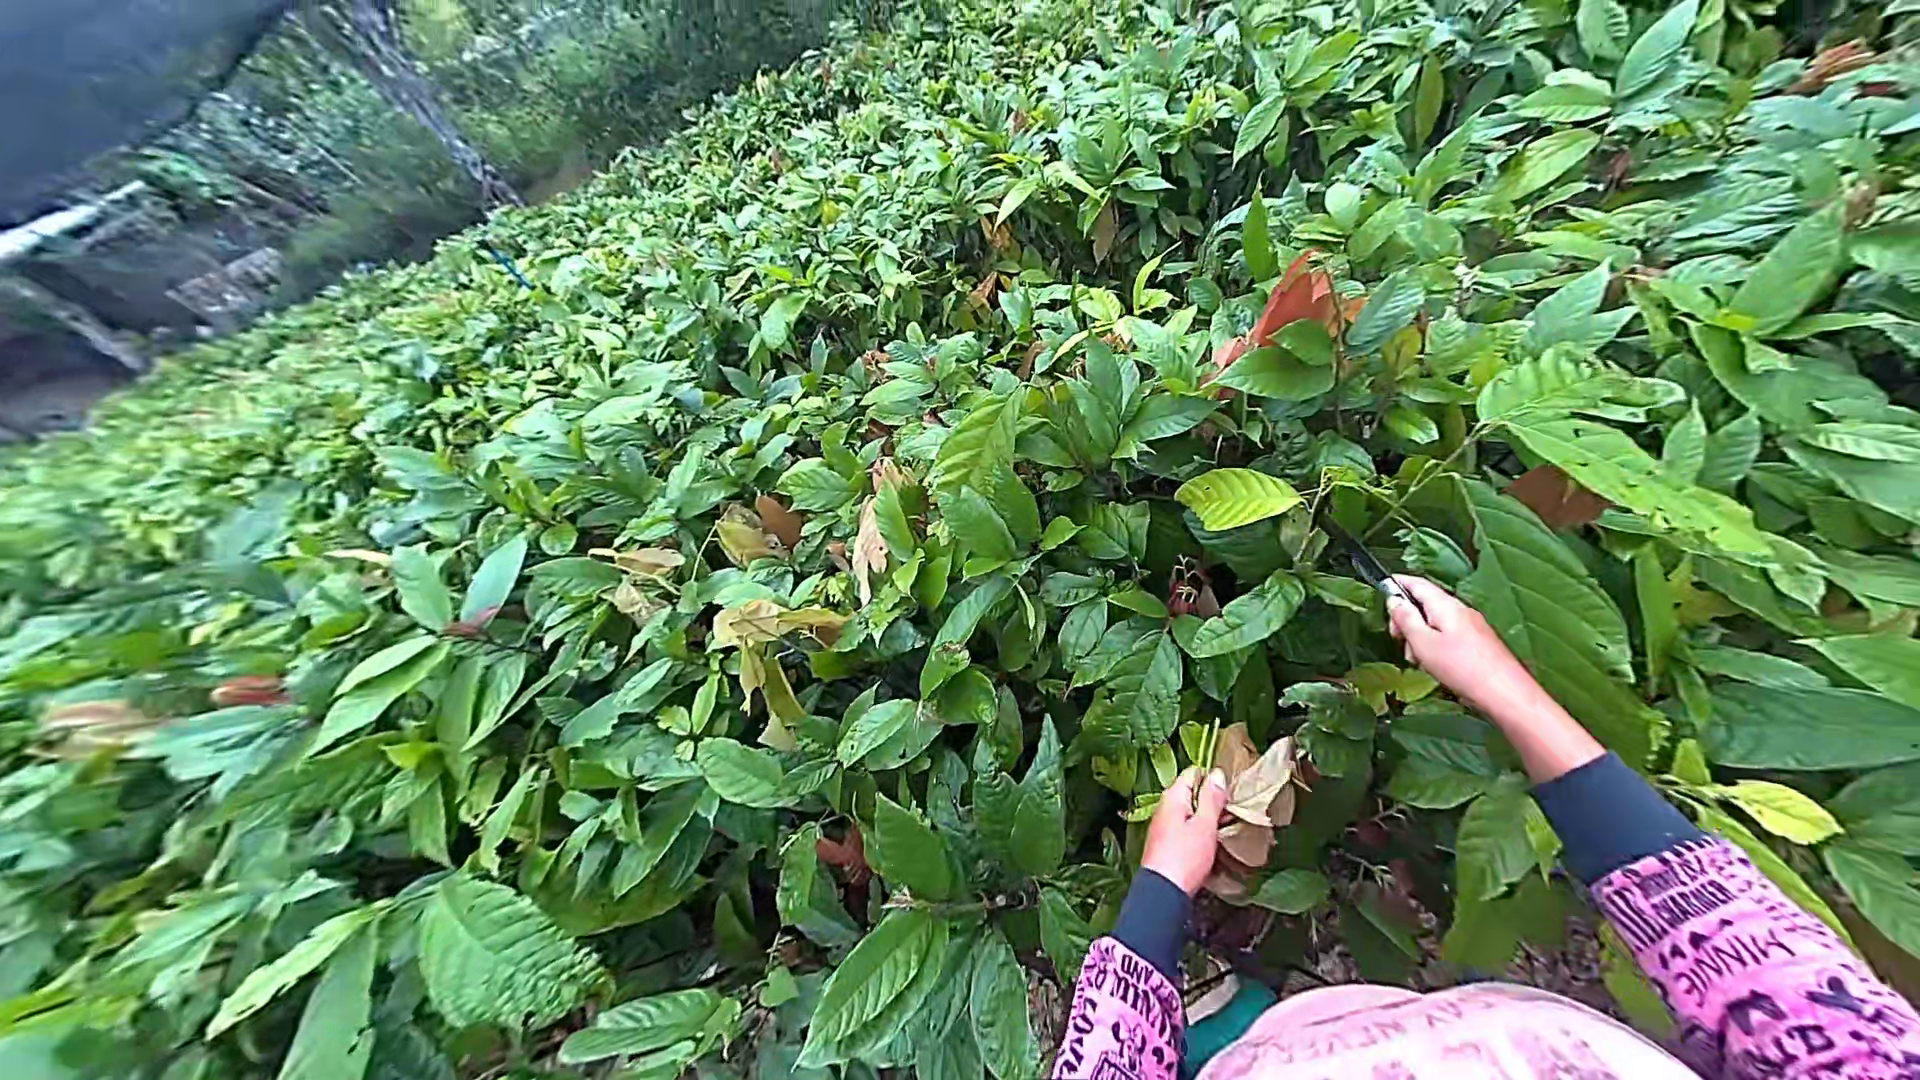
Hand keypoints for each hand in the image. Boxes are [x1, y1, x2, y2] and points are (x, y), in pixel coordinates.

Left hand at [1140, 767, 1227, 895]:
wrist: (1164, 889)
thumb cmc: (1185, 857)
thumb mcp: (1204, 825)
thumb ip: (1211, 799)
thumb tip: (1217, 774)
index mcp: (1173, 797)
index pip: (1193, 773)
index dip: (1213, 778)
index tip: (1231, 790)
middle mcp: (1166, 806)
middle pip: (1192, 791)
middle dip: (1212, 798)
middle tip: (1233, 809)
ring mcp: (1165, 823)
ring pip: (1191, 809)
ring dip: (1208, 815)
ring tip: (1228, 824)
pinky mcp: (1168, 839)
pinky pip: (1187, 825)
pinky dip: (1200, 828)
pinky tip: (1212, 839)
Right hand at [1386, 574, 1604, 782]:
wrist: (1505, 695)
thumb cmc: (1461, 667)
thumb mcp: (1421, 641)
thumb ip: (1405, 618)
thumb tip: (1394, 600)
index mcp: (1446, 606)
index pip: (1417, 583)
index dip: (1396, 583)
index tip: (1381, 589)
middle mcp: (1461, 611)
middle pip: (1424, 603)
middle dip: (1405, 617)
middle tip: (1397, 637)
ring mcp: (1472, 626)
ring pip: (1434, 621)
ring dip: (1418, 634)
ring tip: (1416, 657)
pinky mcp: (1478, 642)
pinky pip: (1447, 633)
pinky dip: (1433, 643)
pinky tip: (1433, 662)